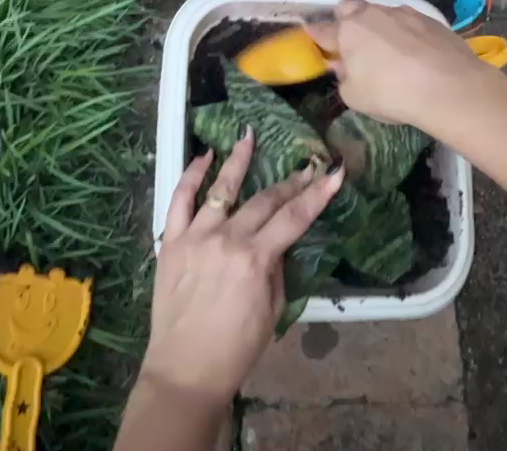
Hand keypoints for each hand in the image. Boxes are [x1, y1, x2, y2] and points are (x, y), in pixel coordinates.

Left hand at [143, 131, 344, 401]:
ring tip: (249, 136)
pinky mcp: (172, 241)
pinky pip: (180, 200)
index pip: (294, 218)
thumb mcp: (271, 312)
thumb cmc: (235, 349)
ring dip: (239, 160)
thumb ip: (276, 270)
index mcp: (255, 260)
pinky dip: (192, 176)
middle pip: (264, 201)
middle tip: (306, 165)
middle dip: (289, 182)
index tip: (334, 173)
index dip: (317, 194)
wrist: (184, 370)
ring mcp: (197, 237)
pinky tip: (204, 157)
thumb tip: (276, 243)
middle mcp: (227, 240)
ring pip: (222, 188)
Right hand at [302, 0, 506, 129]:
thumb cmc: (392, 94)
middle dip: (346, 20)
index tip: (311, 36)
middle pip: (350, 8)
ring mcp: (403, 13)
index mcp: (348, 31)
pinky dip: (406, 34)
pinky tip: (415, 54)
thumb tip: (344, 69)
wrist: (449, 86)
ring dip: (379, 27)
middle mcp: (372, 14)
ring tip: (389, 51)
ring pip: (382, 13)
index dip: (315, 35)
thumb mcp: (355, 98)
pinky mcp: (430, 19)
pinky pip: (409, 23)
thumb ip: (344, 80)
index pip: (323, 30)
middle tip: (351, 41)